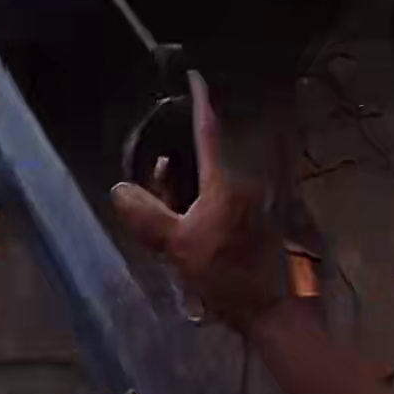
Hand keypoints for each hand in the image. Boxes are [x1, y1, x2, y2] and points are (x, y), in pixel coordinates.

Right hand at [111, 70, 286, 329]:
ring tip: (180, 217)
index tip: (196, 77)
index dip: (201, 101)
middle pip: (207, 159)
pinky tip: (201, 227)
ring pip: (217, 180)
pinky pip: (229, 196)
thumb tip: (119, 189)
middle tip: (164, 186)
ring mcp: (258, 200)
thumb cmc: (228, 275)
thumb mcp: (178, 245)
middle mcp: (245, 181)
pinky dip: (210, 201)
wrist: (275, 316)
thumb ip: (147, 215)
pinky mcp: (264, 219)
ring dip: (194, 189)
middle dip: (181, 169)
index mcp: (224, 180)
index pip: (208, 130)